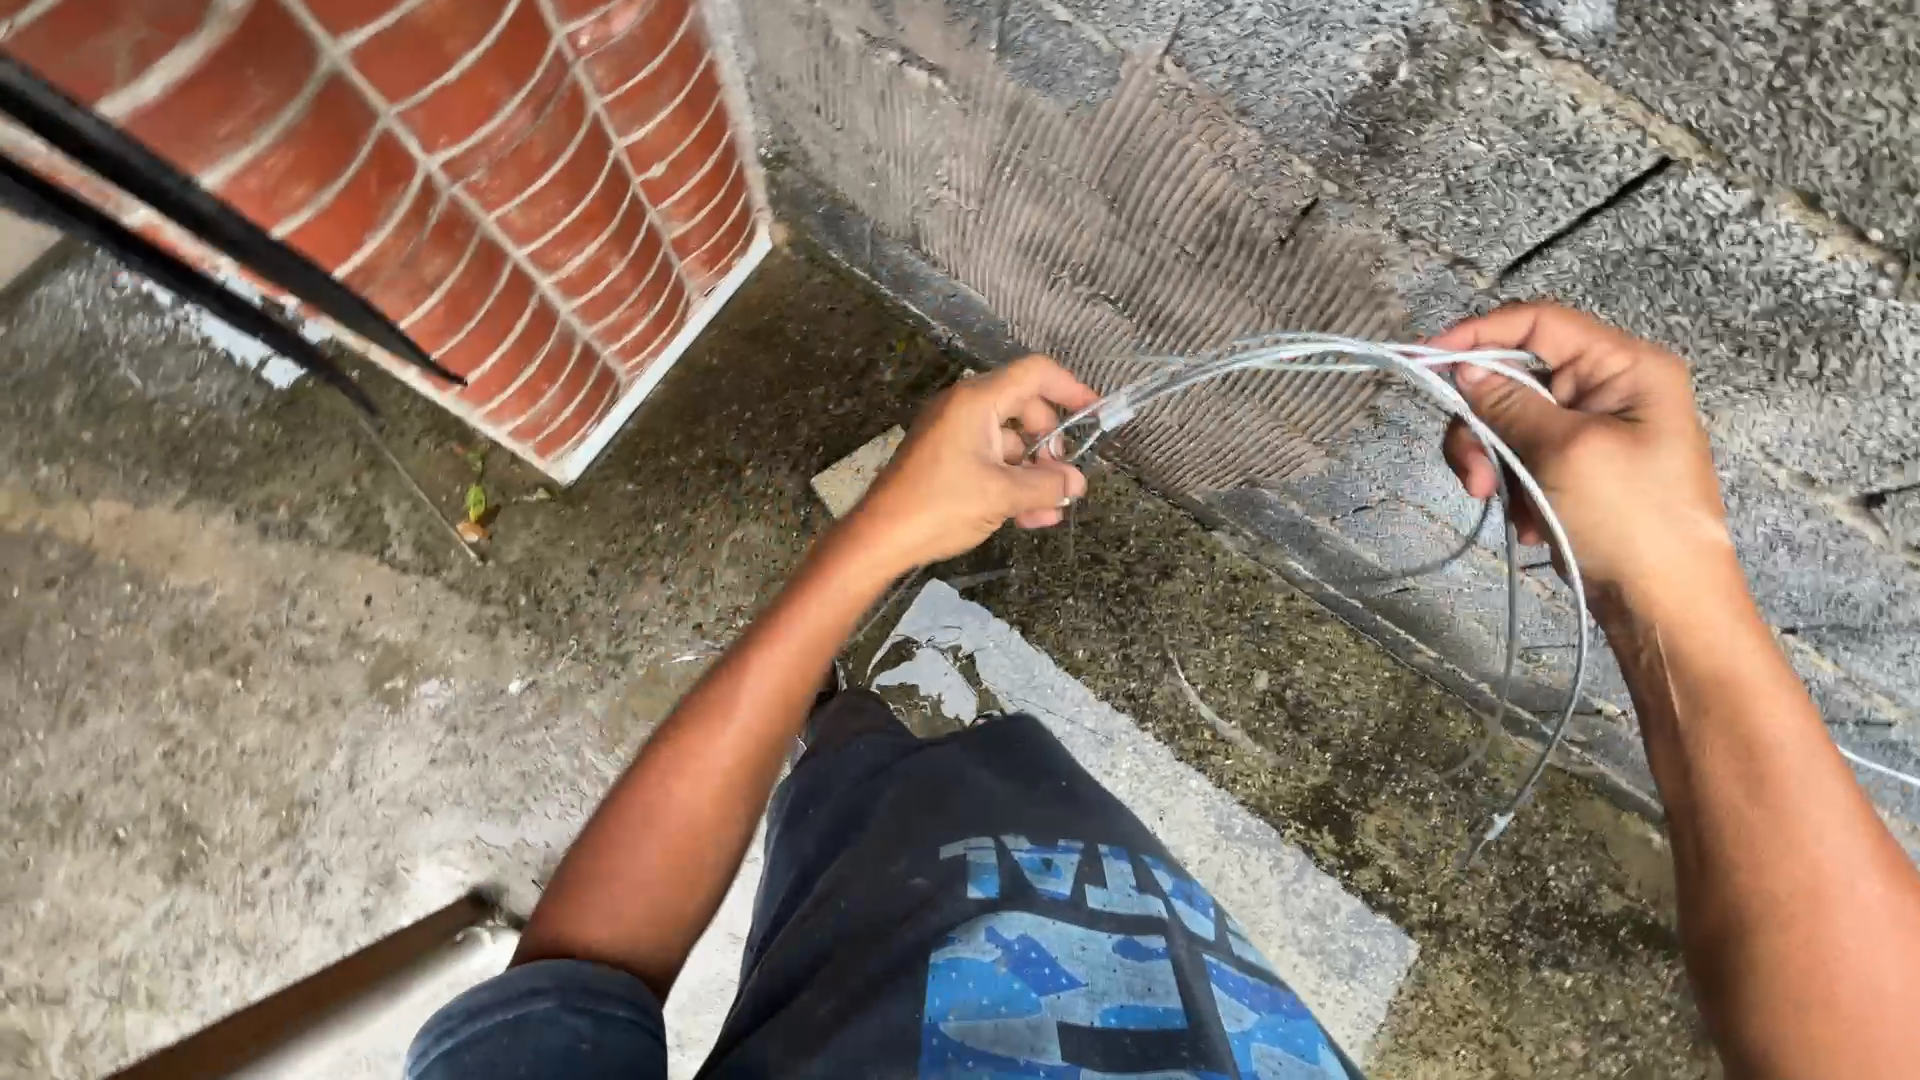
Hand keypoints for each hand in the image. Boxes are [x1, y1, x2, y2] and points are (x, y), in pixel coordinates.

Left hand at [845, 355, 1096, 574]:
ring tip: (1049, 511)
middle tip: (1062, 478)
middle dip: (1050, 444)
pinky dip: (1010, 482)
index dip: (1070, 388)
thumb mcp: (1002, 496)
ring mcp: (953, 433)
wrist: (880, 538)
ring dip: (1033, 474)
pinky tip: (1027, 516)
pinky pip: (989, 460)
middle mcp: (964, 408)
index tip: (1094, 412)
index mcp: (976, 402)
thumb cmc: (939, 507)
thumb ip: (1047, 486)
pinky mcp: (946, 458)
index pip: (1035, 373)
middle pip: (1025, 409)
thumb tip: (1076, 482)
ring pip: (1009, 442)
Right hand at [1433, 303, 1734, 604]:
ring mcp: (1584, 427)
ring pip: (1500, 420)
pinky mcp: (1565, 462)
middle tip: (1472, 473)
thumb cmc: (1629, 517)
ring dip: (1486, 460)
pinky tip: (1526, 517)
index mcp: (1625, 368)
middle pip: (1509, 378)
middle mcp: (1604, 388)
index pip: (1540, 323)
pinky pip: (1511, 453)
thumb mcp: (1564, 451)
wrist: (1659, 597)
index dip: (1478, 333)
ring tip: (1496, 500)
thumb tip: (1463, 367)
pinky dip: (1504, 482)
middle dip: (1478, 423)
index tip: (1424, 357)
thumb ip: (1509, 403)